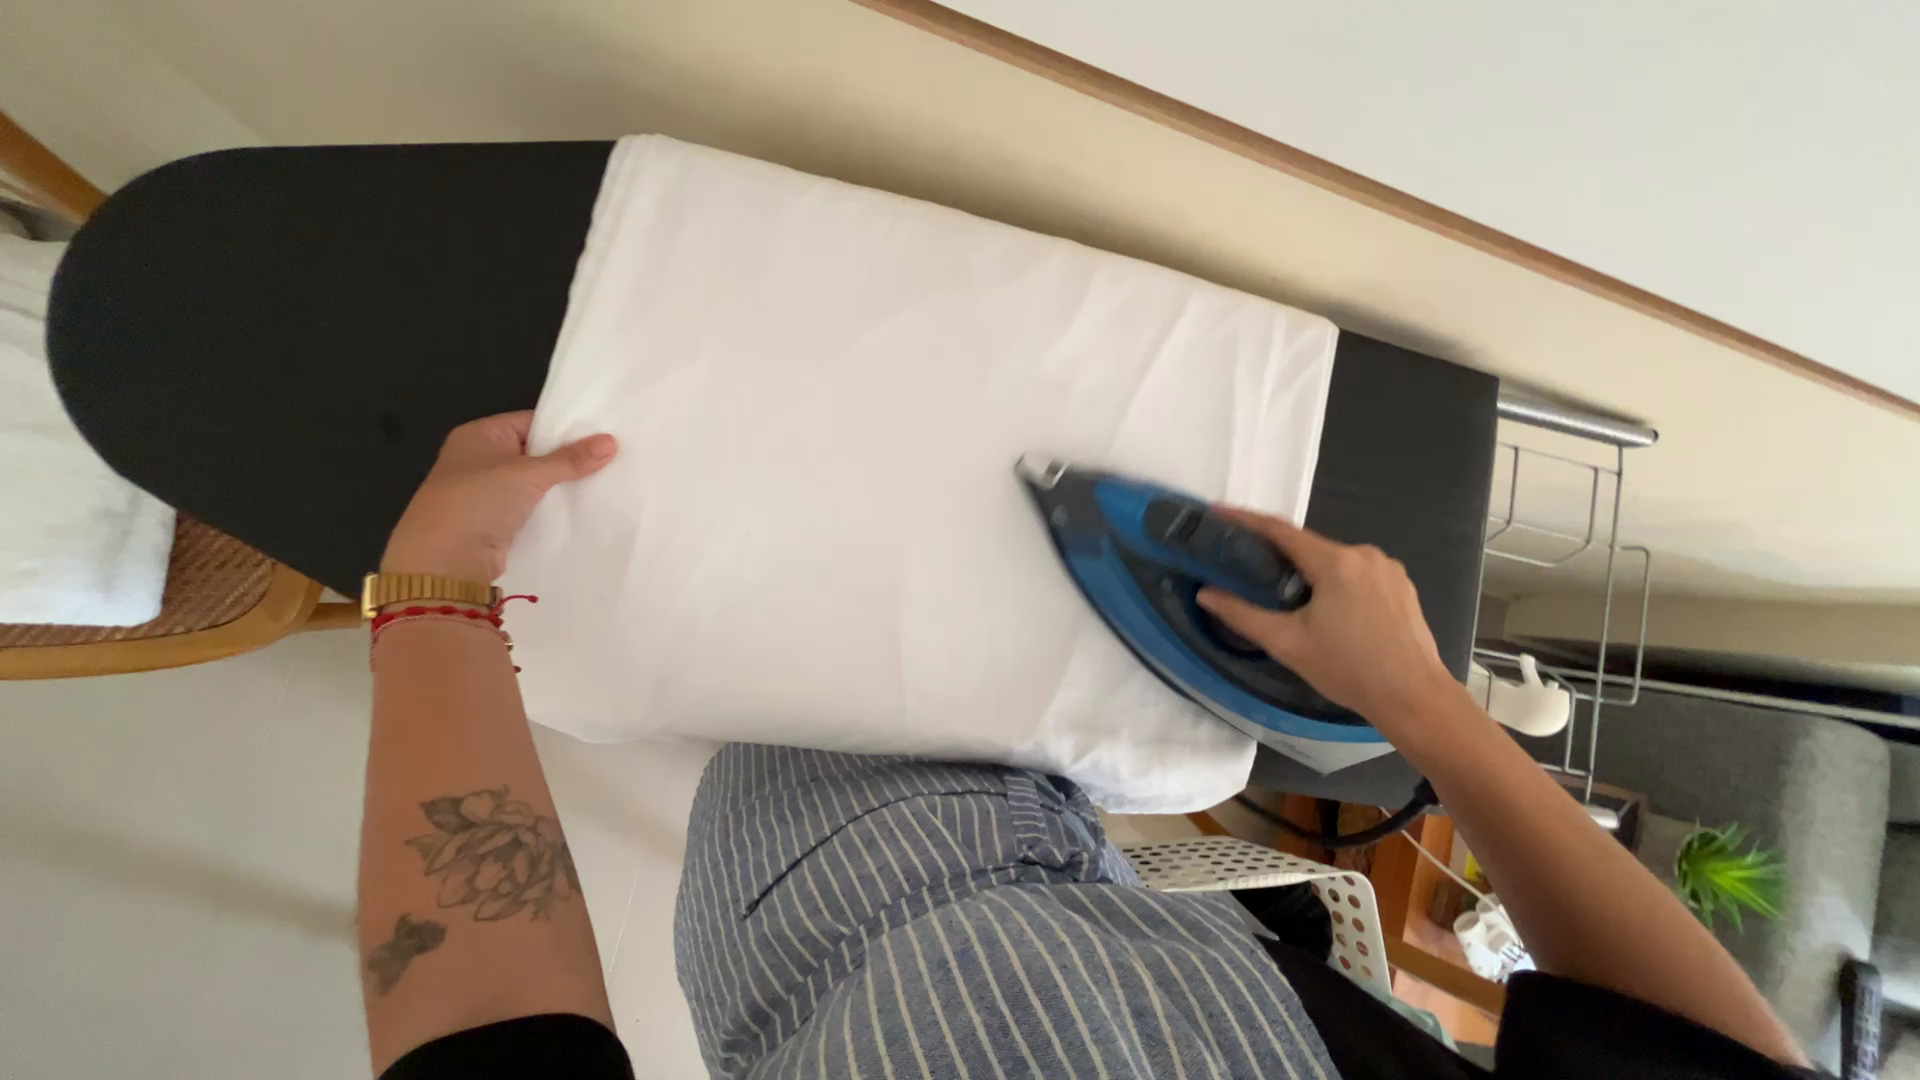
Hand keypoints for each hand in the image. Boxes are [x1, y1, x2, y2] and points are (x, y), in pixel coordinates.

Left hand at [381, 412, 616, 582]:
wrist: (446, 558)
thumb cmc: (479, 500)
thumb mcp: (528, 474)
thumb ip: (571, 459)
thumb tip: (612, 441)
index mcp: (480, 435)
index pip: (531, 422)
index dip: (566, 428)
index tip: (603, 433)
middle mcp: (481, 458)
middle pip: (536, 451)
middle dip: (569, 457)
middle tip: (612, 456)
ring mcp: (488, 490)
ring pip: (536, 481)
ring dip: (563, 484)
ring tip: (607, 480)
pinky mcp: (498, 519)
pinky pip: (533, 505)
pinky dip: (553, 506)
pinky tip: (584, 506)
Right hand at [1195, 509, 1458, 725]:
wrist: (1414, 697)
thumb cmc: (1348, 669)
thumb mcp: (1287, 643)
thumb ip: (1241, 614)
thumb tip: (1206, 594)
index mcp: (1335, 562)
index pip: (1280, 530)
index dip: (1245, 520)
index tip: (1218, 512)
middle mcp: (1364, 555)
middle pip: (1308, 545)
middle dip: (1277, 554)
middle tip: (1246, 568)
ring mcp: (1387, 568)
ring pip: (1332, 560)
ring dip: (1307, 570)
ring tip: (1285, 596)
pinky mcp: (1400, 585)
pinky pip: (1355, 572)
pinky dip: (1333, 580)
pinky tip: (1326, 607)